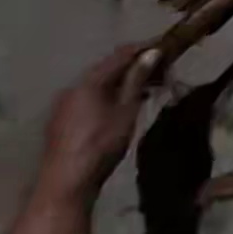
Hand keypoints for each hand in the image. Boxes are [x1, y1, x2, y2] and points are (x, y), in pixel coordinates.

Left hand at [35, 43, 157, 202]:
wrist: (65, 186)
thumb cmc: (101, 145)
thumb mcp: (126, 110)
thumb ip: (137, 79)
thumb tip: (152, 52)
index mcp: (89, 81)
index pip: (121, 53)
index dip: (146, 47)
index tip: (168, 47)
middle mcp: (74, 86)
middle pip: (109, 66)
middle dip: (137, 64)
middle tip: (162, 70)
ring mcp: (66, 103)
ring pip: (101, 81)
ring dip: (125, 80)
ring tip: (149, 87)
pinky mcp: (64, 119)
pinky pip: (92, 95)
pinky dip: (112, 93)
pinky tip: (126, 103)